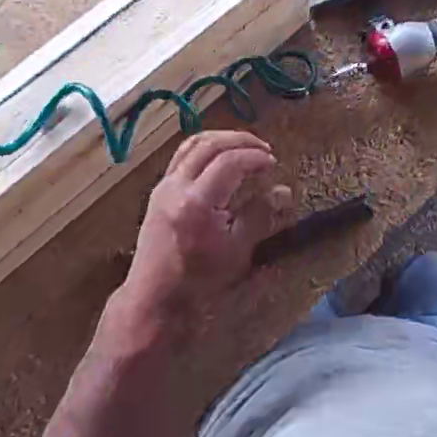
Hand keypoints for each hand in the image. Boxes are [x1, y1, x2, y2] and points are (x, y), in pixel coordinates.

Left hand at [121, 130, 292, 315]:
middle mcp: (176, 187)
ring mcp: (163, 187)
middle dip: (239, 141)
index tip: (274, 162)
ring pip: (192, 145)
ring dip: (220, 141)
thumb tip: (283, 190)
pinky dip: (204, 150)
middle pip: (209, 145)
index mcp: (196, 202)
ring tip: (244, 148)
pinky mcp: (158, 192)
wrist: (154, 296)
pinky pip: (181, 157)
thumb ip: (259, 216)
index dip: (255, 157)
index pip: (229, 162)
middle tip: (264, 149)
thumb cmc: (198, 280)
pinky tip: (220, 160)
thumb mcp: (236, 251)